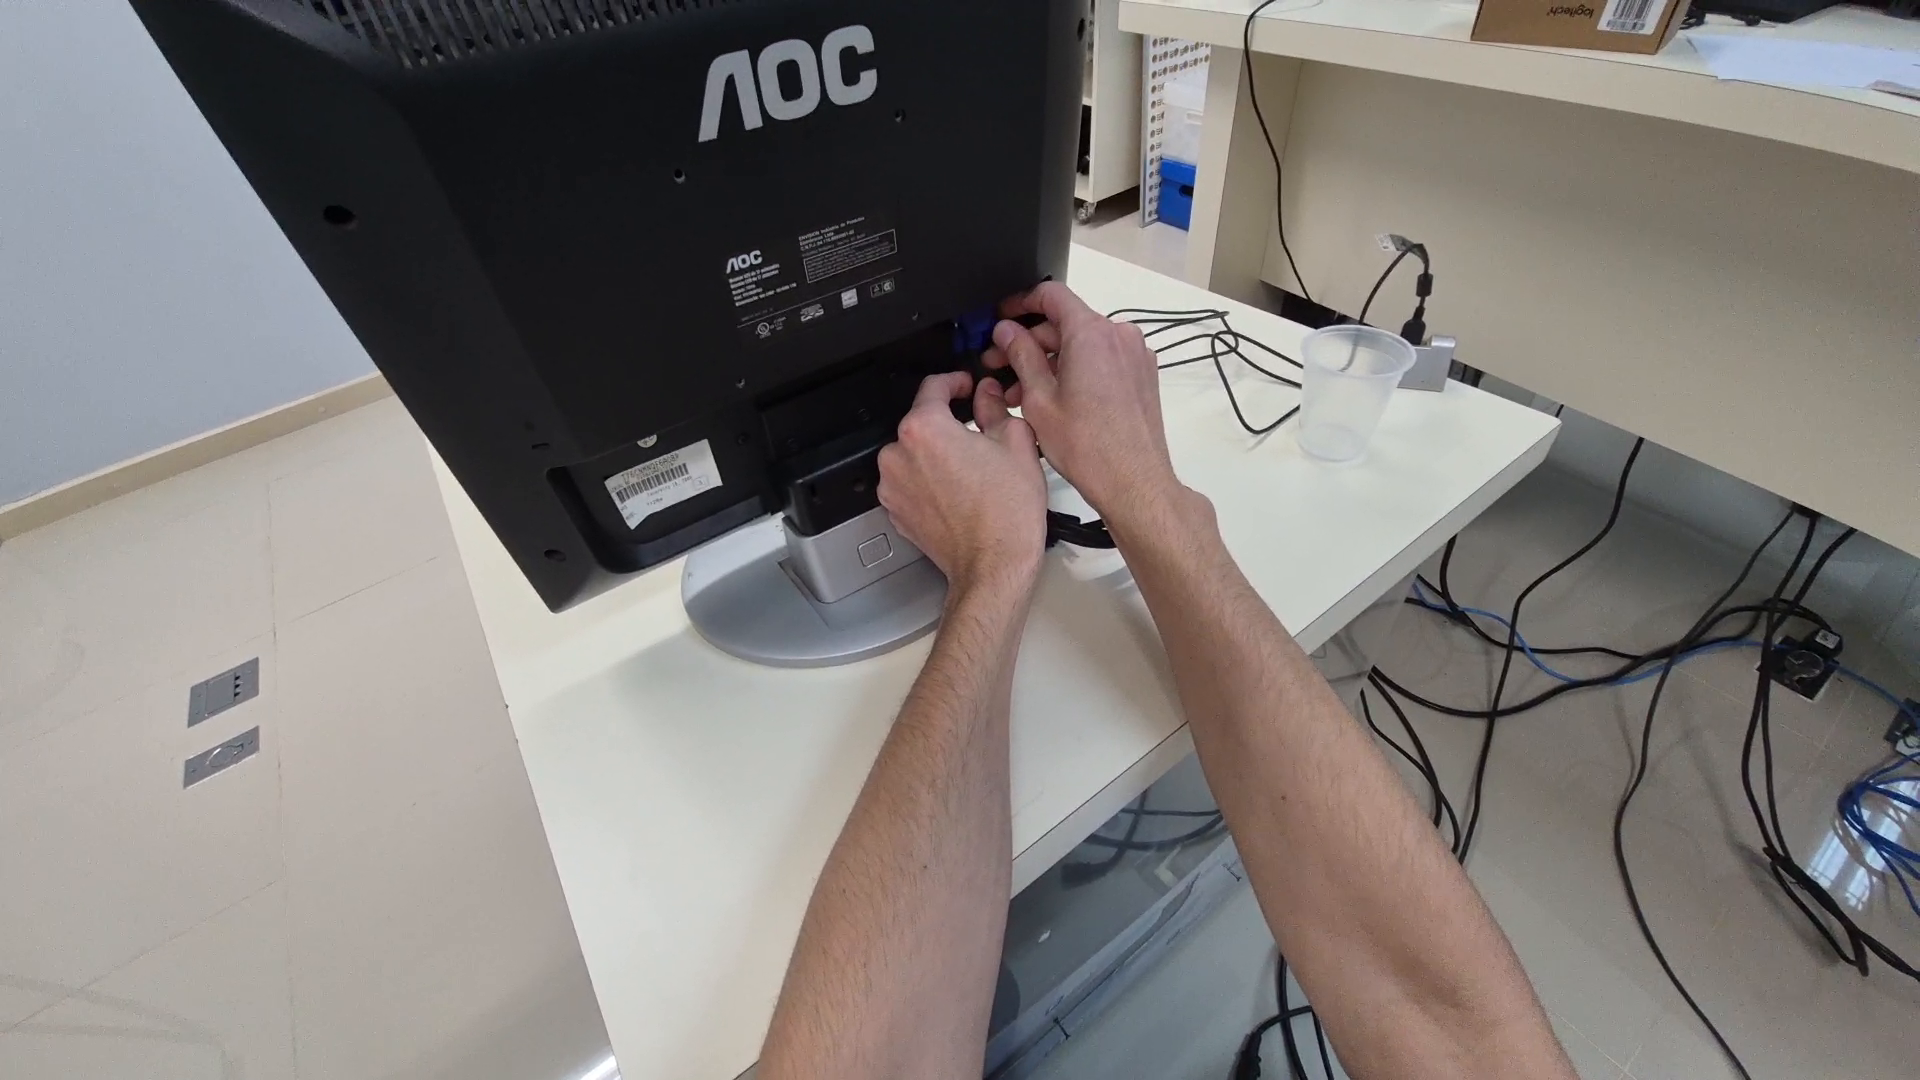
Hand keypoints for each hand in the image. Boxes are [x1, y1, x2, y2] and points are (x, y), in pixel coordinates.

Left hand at [877, 372, 1046, 598]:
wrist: (994, 565)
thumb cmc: (1005, 514)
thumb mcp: (1015, 442)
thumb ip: (995, 407)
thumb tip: (987, 395)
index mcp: (923, 429)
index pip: (933, 386)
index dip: (955, 381)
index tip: (965, 386)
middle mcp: (898, 455)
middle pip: (922, 424)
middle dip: (949, 424)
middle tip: (980, 435)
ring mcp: (893, 487)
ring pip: (915, 455)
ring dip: (937, 454)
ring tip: (972, 471)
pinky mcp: (896, 512)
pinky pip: (911, 483)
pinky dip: (930, 481)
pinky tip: (959, 492)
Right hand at [982, 282, 1184, 525]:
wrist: (1133, 482)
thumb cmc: (1086, 447)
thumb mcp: (1039, 399)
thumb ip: (1021, 355)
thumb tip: (1006, 331)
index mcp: (1091, 333)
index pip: (1051, 295)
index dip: (1020, 302)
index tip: (1000, 317)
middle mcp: (1118, 336)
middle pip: (1065, 323)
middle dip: (1029, 342)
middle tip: (998, 365)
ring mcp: (1134, 355)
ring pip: (1082, 345)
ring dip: (1049, 361)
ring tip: (1019, 392)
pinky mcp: (1141, 376)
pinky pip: (1101, 361)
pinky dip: (1074, 371)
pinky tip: (1052, 399)